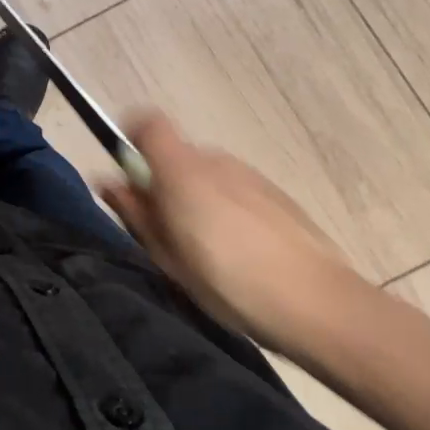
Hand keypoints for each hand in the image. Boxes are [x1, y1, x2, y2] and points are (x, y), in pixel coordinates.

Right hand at [99, 113, 364, 347]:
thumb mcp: (166, 255)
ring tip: (209, 247)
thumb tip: (110, 182)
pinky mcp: (280, 195)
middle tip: (168, 229)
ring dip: (199, 197)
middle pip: (177, 154)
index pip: (147, 123)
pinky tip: (244, 252)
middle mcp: (215, 160)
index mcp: (180, 169)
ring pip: (209, 175)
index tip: (131, 177)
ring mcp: (252, 175)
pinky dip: (230, 209)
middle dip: (166, 181)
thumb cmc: (227, 280)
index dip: (133, 140)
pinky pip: (238, 191)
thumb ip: (135, 211)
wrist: (319, 305)